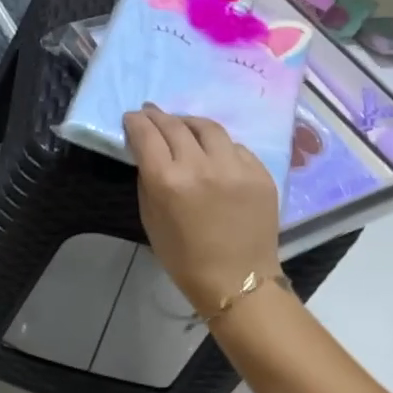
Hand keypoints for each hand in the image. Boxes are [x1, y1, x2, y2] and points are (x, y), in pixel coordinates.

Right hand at [123, 104, 283, 314]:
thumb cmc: (183, 256)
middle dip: (158, 116)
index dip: (136, 121)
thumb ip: (148, 180)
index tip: (132, 117)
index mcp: (167, 180)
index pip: (146, 134)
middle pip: (175, 125)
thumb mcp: (150, 218)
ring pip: (208, 128)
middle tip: (151, 113)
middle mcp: (200, 166)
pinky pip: (235, 147)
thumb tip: (148, 153)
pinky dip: (219, 145)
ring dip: (190, 122)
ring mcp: (234, 167)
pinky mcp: (259, 173)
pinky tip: (213, 153)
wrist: (237, 279)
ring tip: (183, 125)